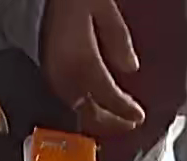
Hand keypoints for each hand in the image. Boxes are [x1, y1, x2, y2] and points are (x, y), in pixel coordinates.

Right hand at [41, 0, 145, 136]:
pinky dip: (84, 108)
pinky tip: (93, 105)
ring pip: (79, 112)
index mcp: (82, 62)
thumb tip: (130, 68)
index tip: (138, 117)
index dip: (125, 111)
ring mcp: (54, 79)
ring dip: (98, 118)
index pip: (108, 98)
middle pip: (92, 113)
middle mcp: (66, 77)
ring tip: (113, 118)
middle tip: (128, 124)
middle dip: (111, 122)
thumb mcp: (102, 5)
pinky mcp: (48, 77)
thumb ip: (118, 39)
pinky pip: (68, 102)